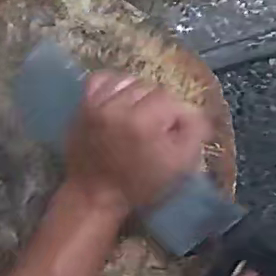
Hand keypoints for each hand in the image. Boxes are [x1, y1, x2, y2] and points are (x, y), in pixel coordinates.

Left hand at [63, 71, 209, 214]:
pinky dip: (113, 85)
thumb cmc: (139, 184)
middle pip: (148, 87)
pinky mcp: (82, 106)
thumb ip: (193, 133)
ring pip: (127, 81)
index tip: (172, 132)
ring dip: (137, 94)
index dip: (175, 114)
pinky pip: (100, 80)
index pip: (169, 98)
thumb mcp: (178, 166)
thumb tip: (193, 112)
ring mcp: (97, 104)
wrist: (94, 195)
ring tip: (138, 113)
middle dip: (157, 105)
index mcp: (143, 121)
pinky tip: (119, 99)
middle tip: (156, 126)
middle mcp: (118, 107)